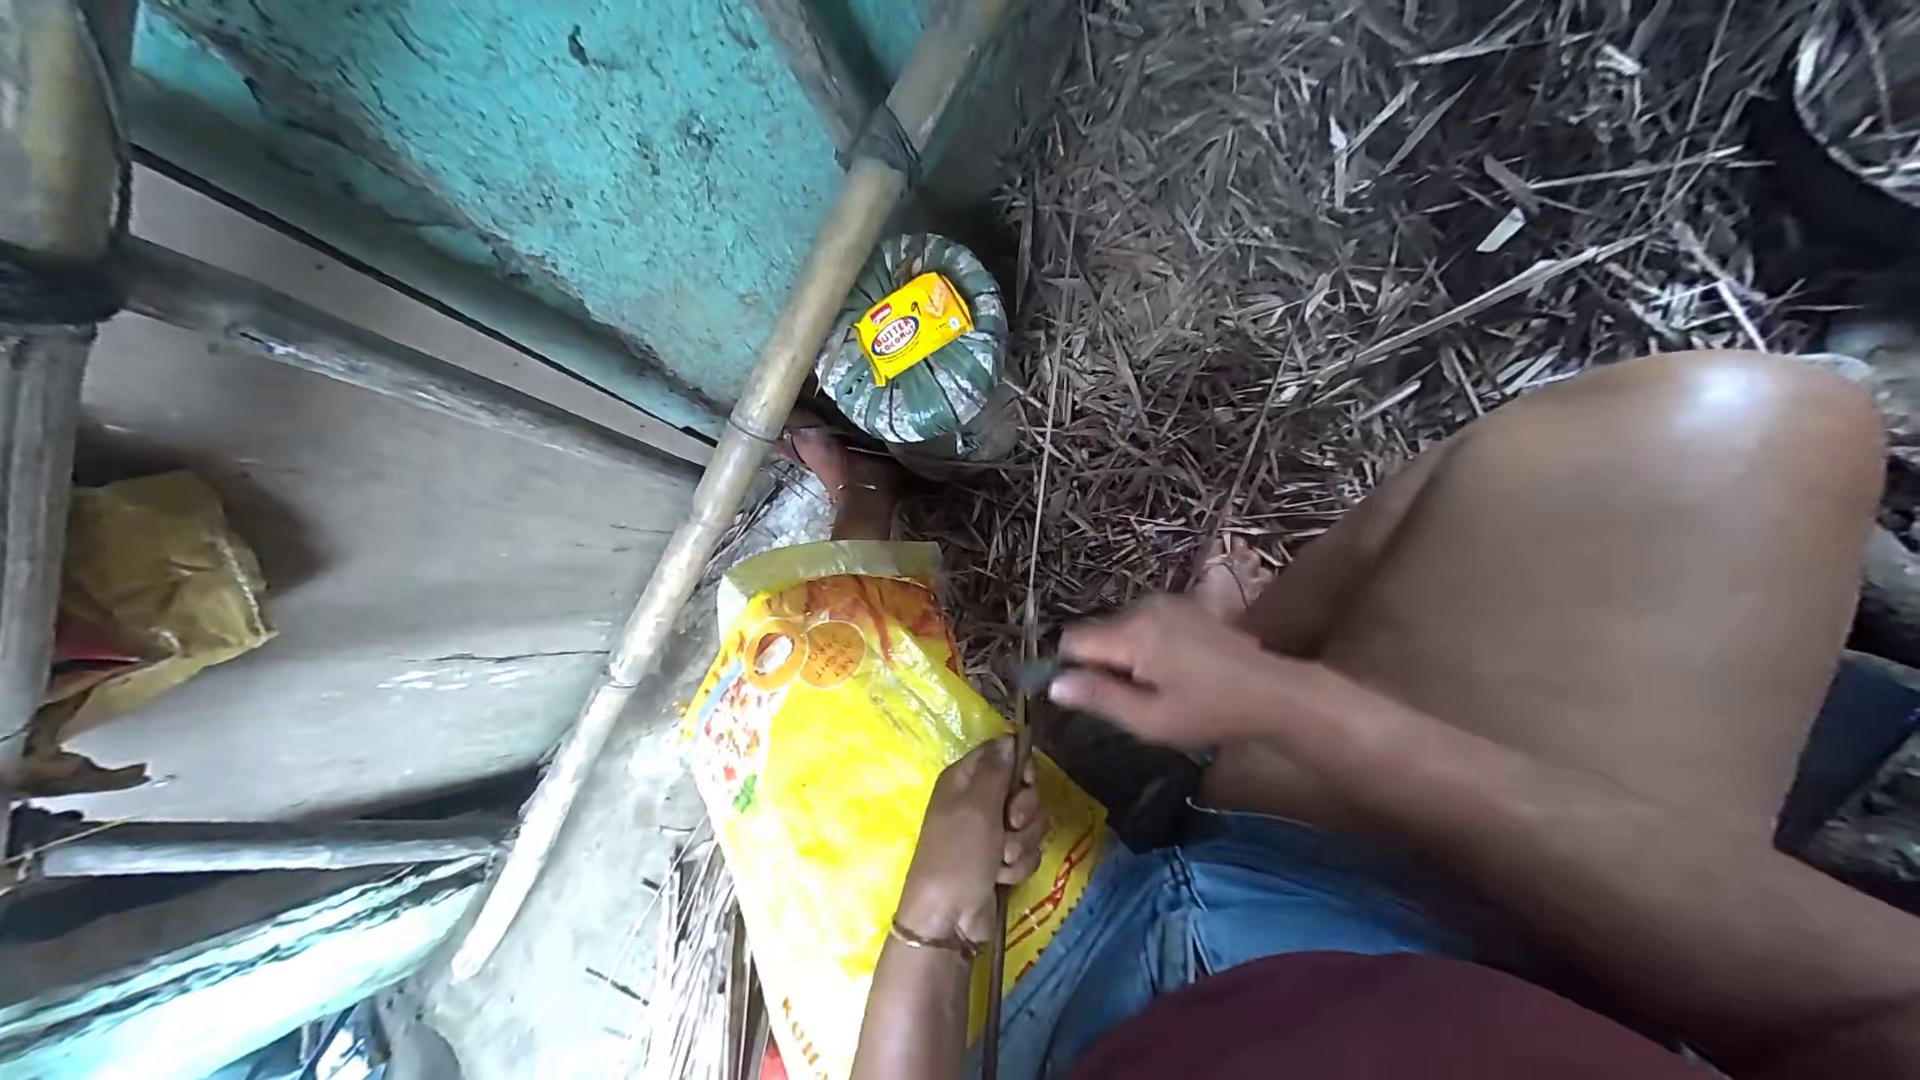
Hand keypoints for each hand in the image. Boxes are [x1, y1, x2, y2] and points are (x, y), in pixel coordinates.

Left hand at [895, 736, 1048, 947]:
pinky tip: (1001, 876)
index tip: (1027, 780)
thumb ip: (997, 769)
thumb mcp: (977, 806)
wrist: (947, 919)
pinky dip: (1018, 864)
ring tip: (1002, 859)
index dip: (1020, 764)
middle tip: (1012, 824)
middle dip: (1025, 810)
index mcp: (964, 779)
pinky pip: (1027, 849)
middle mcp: (977, 799)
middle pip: (1022, 787)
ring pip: (1030, 821)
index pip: (1002, 752)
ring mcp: (990, 830)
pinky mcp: (1001, 858)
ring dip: (1022, 842)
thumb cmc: (957, 854)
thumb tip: (1009, 736)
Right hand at [1048, 593, 1323, 745]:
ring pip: (1119, 627)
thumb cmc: (1211, 712)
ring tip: (1160, 684)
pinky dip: (1145, 644)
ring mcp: (1166, 602)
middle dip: (1103, 663)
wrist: (1275, 692)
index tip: (1092, 695)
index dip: (1072, 668)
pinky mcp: (1182, 604)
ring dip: (1125, 655)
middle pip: (1097, 633)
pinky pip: (1142, 622)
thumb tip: (1054, 684)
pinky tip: (1175, 668)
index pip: (1073, 640)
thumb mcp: (1150, 719)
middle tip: (1137, 698)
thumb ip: (1099, 697)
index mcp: (1133, 633)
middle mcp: (1144, 606)